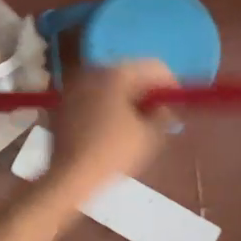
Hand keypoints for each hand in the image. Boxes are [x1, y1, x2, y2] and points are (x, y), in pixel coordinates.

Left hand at [46, 59, 176, 195]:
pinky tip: (112, 126)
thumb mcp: (150, 135)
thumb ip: (164, 114)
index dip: (170, 85)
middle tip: (160, 114)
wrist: (70, 174)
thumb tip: (166, 107)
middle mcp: (92, 71)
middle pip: (130, 73)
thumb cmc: (113, 153)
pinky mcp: (62, 101)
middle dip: (146, 91)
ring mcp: (73, 85)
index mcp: (115, 74)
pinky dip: (105, 104)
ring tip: (137, 122)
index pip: (154, 67)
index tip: (177, 105)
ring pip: (109, 84)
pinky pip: (92, 95)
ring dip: (126, 97)